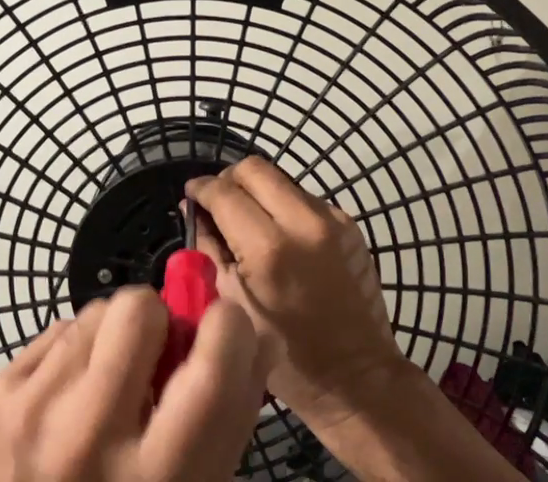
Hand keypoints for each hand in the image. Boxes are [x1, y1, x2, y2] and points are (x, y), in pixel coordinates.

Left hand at [0, 286, 265, 481]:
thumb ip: (230, 413)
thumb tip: (251, 331)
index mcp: (159, 478)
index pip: (211, 371)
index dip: (230, 330)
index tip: (226, 326)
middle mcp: (91, 439)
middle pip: (139, 311)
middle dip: (161, 318)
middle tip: (158, 356)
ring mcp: (36, 412)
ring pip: (96, 310)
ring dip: (116, 336)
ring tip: (113, 385)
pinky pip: (58, 329)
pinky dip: (77, 351)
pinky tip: (74, 397)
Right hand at [185, 158, 403, 424]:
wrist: (357, 377)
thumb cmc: (286, 357)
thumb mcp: (233, 305)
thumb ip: (210, 250)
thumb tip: (195, 213)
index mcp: (269, 249)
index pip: (224, 192)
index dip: (201, 189)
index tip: (191, 196)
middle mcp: (303, 222)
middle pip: (254, 169)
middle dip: (228, 180)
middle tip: (218, 203)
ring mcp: (332, 220)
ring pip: (281, 179)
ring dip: (257, 191)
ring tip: (247, 221)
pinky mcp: (349, 225)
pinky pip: (304, 198)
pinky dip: (283, 206)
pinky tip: (278, 236)